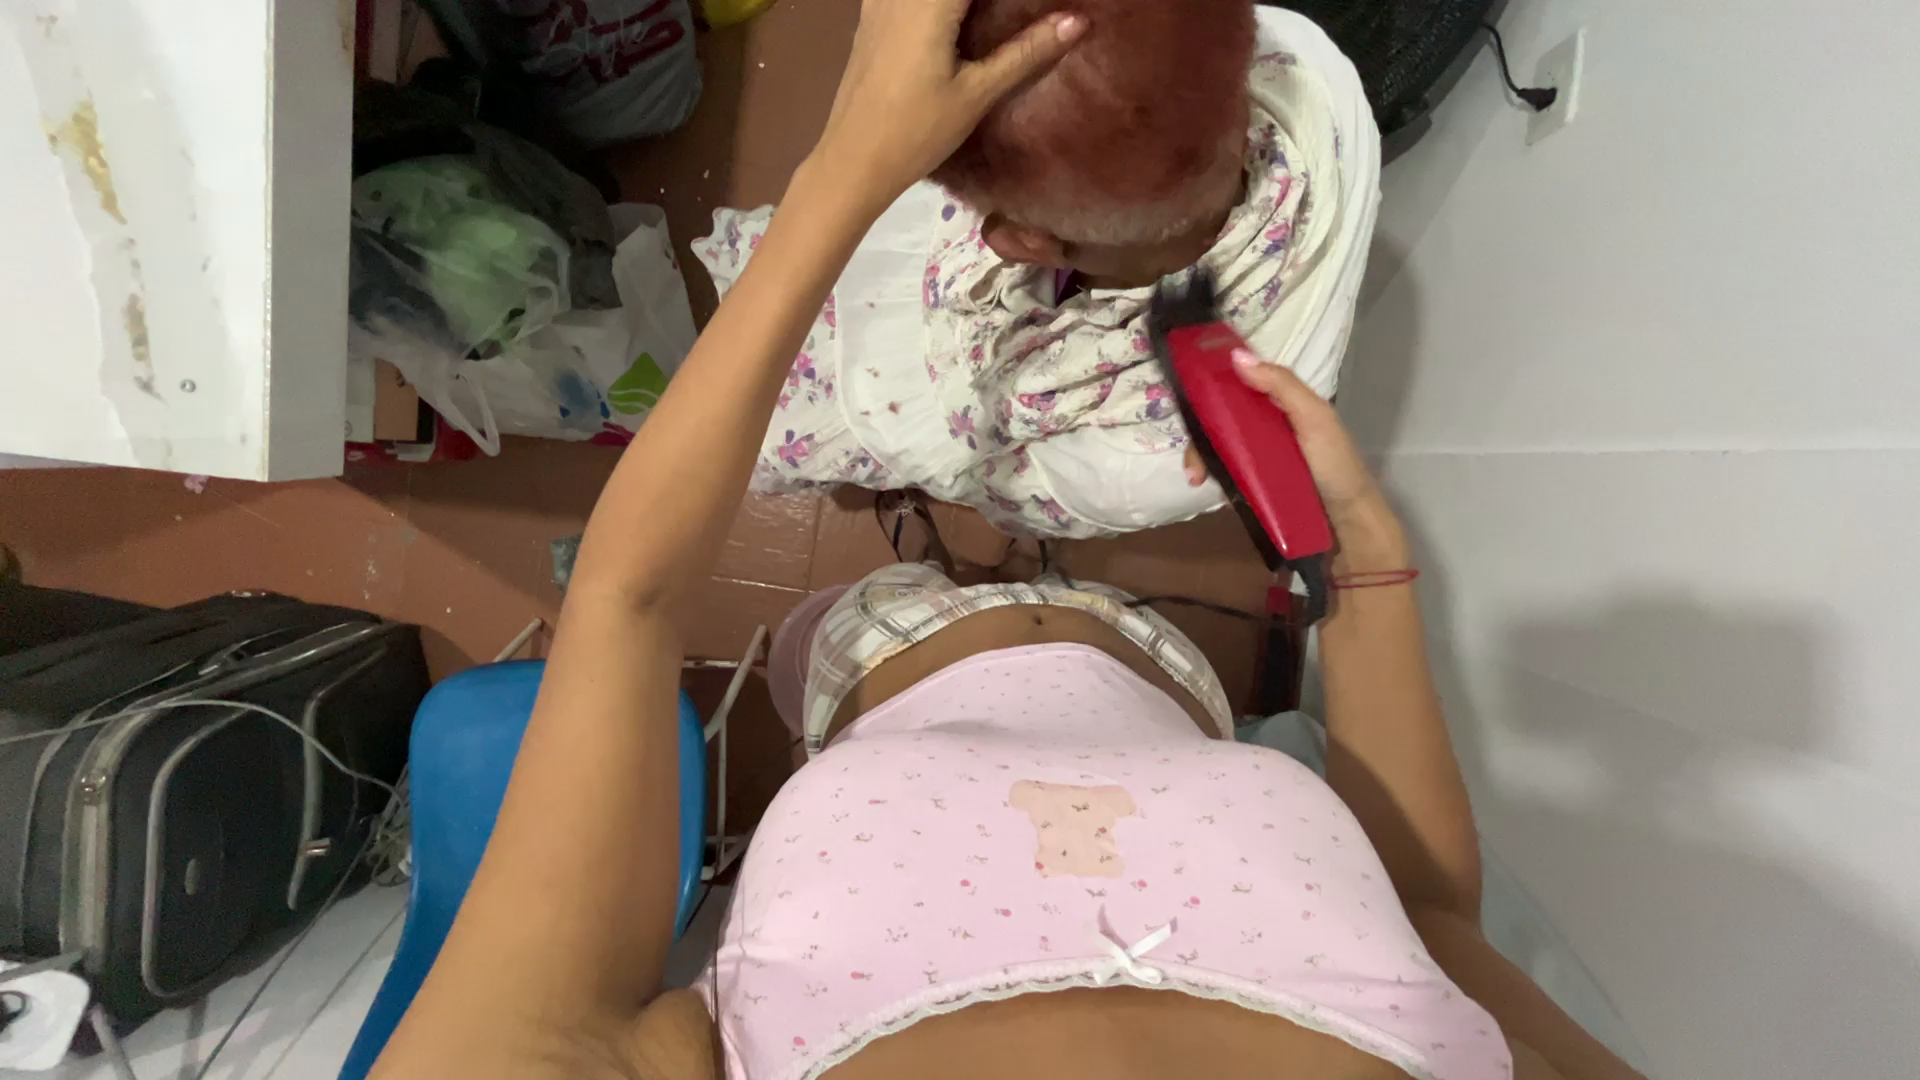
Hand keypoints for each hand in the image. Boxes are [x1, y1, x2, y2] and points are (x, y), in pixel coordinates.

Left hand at [806, 0, 1086, 209]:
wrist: (854, 160)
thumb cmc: (916, 132)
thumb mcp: (975, 95)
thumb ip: (1024, 53)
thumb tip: (1077, 21)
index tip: (1041, 4)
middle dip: (988, 3)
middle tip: (1020, 12)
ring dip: (968, 4)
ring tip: (989, 20)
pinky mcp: (870, 12)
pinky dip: (940, 4)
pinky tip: (956, 20)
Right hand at [1184, 351, 1407, 566]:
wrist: (1347, 521)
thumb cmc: (1335, 465)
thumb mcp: (1314, 417)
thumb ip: (1281, 385)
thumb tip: (1236, 356)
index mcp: (1280, 404)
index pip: (1236, 388)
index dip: (1209, 391)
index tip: (1187, 401)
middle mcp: (1265, 427)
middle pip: (1219, 422)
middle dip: (1198, 438)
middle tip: (1193, 460)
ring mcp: (1259, 456)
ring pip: (1217, 448)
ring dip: (1201, 460)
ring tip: (1198, 480)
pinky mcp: (1255, 482)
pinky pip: (1226, 472)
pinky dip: (1214, 477)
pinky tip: (1210, 488)